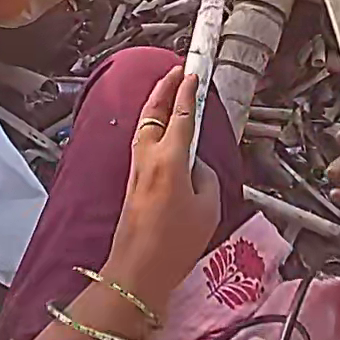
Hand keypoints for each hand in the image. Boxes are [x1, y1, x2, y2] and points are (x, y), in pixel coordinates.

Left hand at [103, 66, 221, 309]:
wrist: (137, 268)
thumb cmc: (175, 241)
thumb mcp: (207, 207)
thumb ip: (206, 177)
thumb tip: (197, 166)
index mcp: (170, 158)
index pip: (181, 115)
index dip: (188, 92)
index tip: (192, 75)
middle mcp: (148, 155)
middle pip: (154, 110)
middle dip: (164, 87)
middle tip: (175, 71)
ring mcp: (137, 165)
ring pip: (145, 122)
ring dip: (155, 102)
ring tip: (166, 90)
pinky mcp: (132, 178)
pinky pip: (142, 139)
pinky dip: (151, 122)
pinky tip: (158, 125)